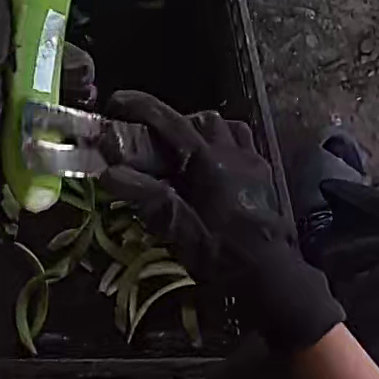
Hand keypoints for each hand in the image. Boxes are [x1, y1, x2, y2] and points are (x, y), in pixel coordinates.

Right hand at [98, 91, 343, 352]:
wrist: (270, 276)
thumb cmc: (221, 254)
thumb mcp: (177, 228)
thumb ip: (145, 196)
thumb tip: (108, 173)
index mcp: (208, 161)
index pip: (169, 121)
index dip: (140, 107)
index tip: (116, 101)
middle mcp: (232, 152)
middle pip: (199, 119)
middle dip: (172, 123)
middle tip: (152, 144)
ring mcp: (252, 161)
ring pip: (225, 127)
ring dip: (201, 132)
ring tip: (184, 154)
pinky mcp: (263, 175)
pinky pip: (243, 143)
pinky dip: (223, 144)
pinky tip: (214, 167)